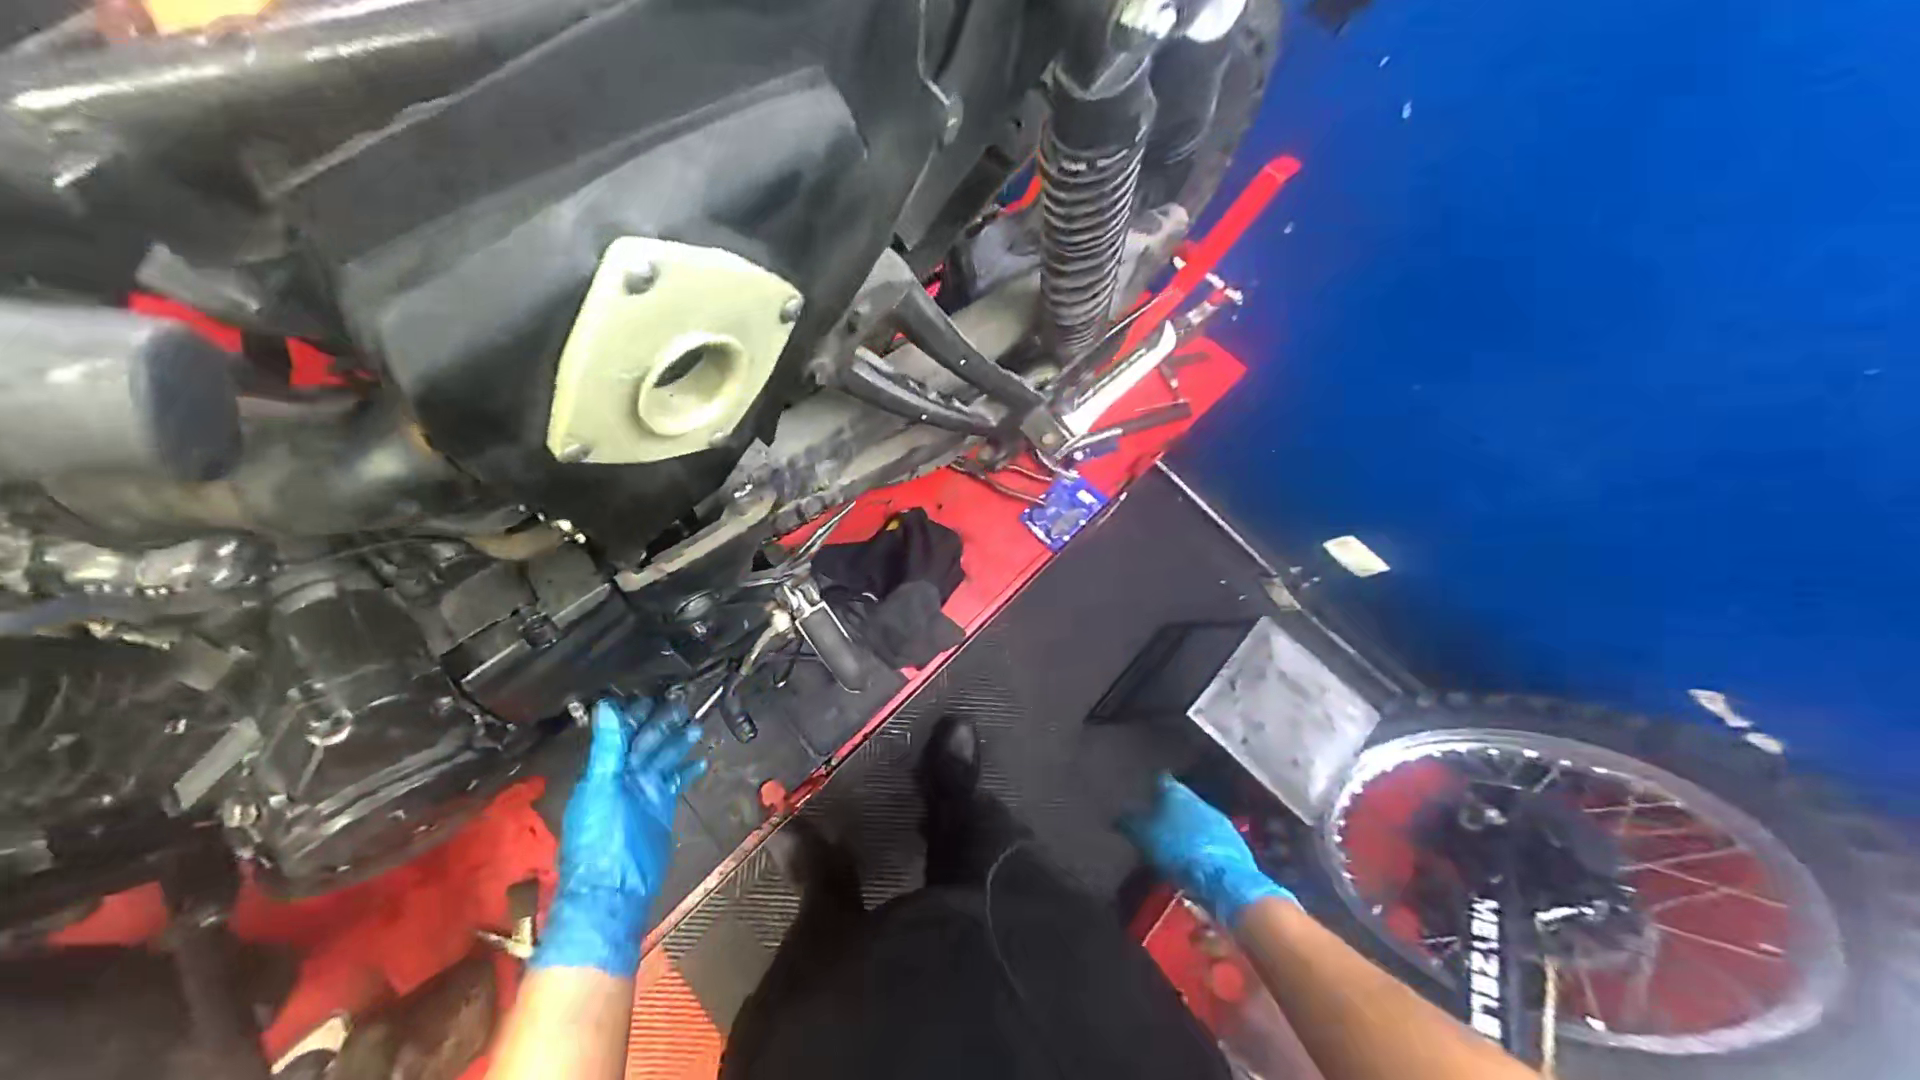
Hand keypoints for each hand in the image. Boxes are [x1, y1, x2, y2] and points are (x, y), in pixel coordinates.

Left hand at [532, 696, 706, 974]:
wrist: (615, 889)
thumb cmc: (601, 838)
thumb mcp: (601, 786)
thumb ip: (608, 747)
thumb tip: (605, 707)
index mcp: (606, 770)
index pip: (623, 734)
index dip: (637, 713)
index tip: (653, 694)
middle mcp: (625, 778)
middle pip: (647, 743)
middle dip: (663, 722)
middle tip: (682, 702)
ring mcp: (645, 793)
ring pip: (664, 758)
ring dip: (678, 741)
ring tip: (695, 724)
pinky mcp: (662, 808)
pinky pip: (675, 781)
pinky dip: (687, 770)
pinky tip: (699, 761)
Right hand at [1119, 773, 1292, 926]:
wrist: (1227, 882)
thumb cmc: (1179, 852)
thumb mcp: (1144, 838)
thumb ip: (1129, 823)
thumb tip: (1116, 814)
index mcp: (1176, 792)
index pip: (1160, 780)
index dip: (1150, 787)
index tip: (1142, 794)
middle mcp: (1198, 799)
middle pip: (1180, 799)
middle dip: (1169, 809)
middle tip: (1155, 821)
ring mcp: (1219, 820)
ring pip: (1196, 817)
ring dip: (1187, 826)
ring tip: (1173, 842)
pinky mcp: (1234, 842)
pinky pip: (1211, 836)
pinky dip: (1201, 842)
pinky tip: (1194, 857)